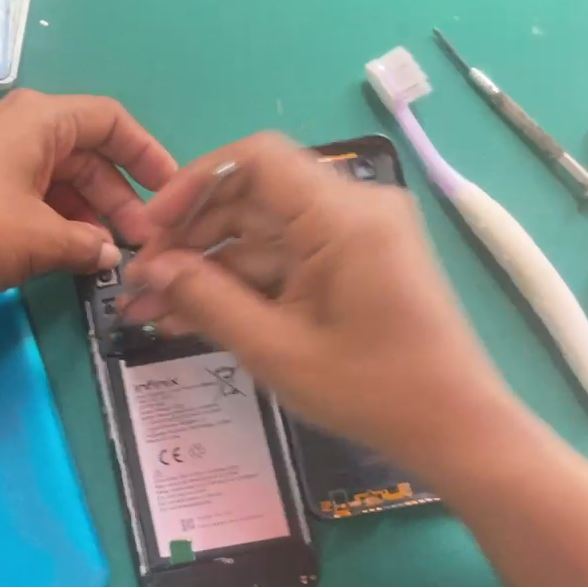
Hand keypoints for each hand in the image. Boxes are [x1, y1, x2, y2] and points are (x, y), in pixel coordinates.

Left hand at [0, 90, 177, 303]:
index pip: (108, 120)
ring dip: (84, 217)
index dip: (145, 153)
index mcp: (38, 119)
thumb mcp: (41, 239)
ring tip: (106, 256)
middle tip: (139, 242)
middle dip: (115, 199)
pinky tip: (66, 255)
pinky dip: (52, 224)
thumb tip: (110, 253)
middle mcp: (15, 130)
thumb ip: (86, 244)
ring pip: (55, 182)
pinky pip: (27, 200)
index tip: (169, 189)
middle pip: (83, 156)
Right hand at [125, 132, 530, 477]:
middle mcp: (348, 212)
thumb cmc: (369, 389)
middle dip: (186, 240)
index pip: (253, 160)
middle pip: (247, 200)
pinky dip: (233, 289)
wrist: (450, 426)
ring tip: (146, 312)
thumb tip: (151, 269)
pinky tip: (185, 318)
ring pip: (255, 238)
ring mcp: (348, 241)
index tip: (149, 230)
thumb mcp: (274, 348)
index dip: (190, 185)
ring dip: (201, 272)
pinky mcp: (345, 268)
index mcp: (341, 217)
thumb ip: (207, 300)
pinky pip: (277, 264)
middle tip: (137, 285)